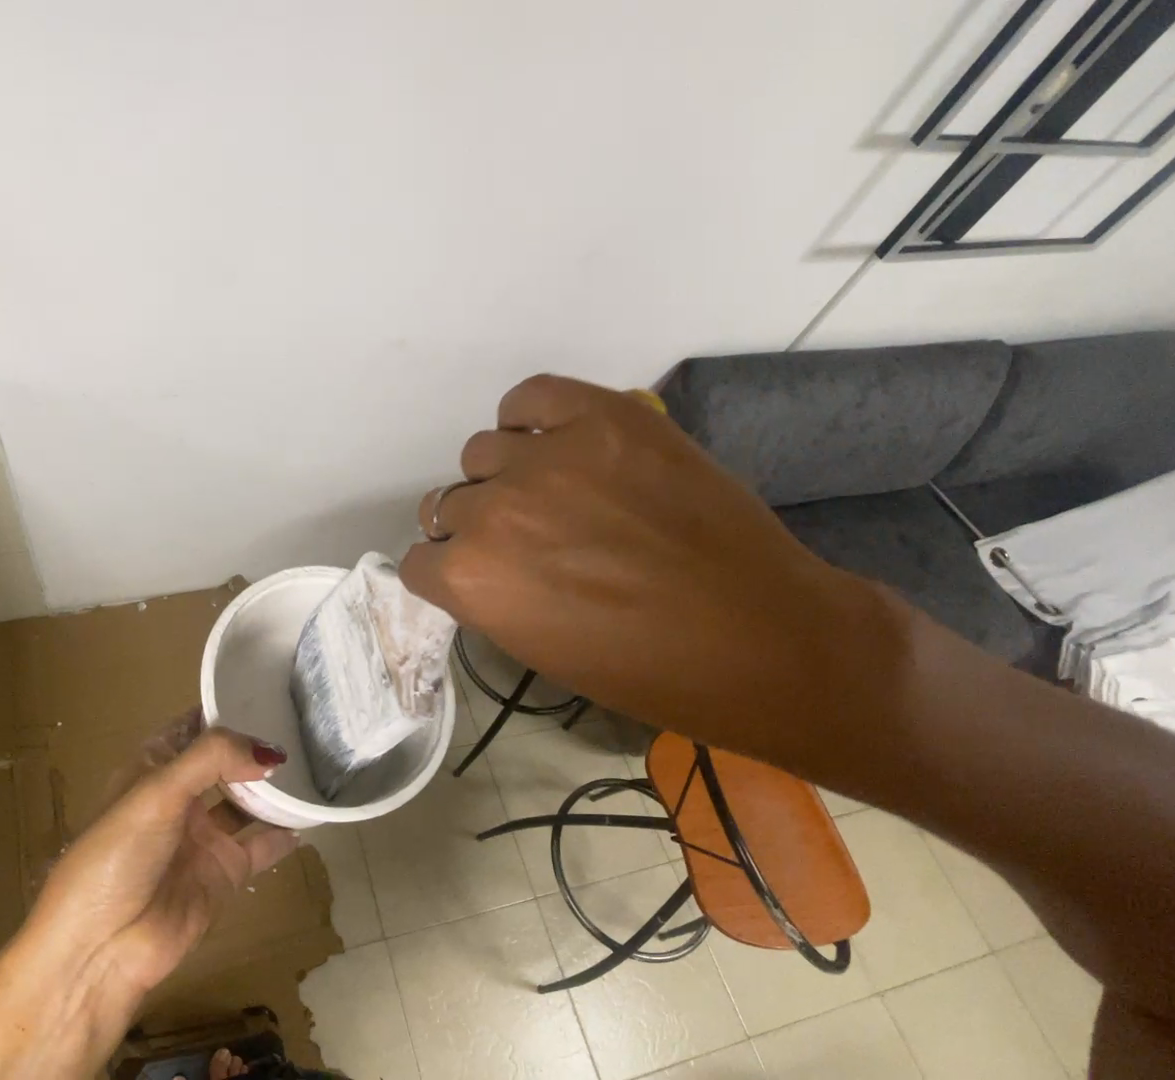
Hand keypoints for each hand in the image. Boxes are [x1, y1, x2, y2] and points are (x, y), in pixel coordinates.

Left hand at [31, 709, 299, 992]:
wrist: (101, 947)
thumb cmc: (117, 854)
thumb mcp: (158, 791)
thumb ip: (213, 759)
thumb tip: (270, 751)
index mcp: (152, 769)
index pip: (192, 728)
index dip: (224, 709)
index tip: (267, 692)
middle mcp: (179, 799)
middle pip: (225, 764)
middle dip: (256, 748)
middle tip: (302, 727)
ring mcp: (202, 838)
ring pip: (246, 803)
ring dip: (274, 789)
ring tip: (313, 767)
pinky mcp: (222, 875)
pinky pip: (260, 848)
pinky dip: (283, 835)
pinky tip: (311, 819)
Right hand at [398, 374, 906, 766]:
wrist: (755, 636)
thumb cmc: (645, 669)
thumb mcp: (536, 647)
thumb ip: (488, 594)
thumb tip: (477, 560)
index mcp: (469, 578)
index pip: (419, 560)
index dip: (449, 572)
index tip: (482, 577)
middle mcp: (491, 509)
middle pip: (448, 504)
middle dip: (478, 528)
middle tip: (530, 541)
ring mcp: (547, 455)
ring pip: (483, 451)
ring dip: (505, 476)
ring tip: (556, 494)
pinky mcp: (601, 417)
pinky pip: (530, 397)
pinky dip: (531, 417)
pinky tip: (556, 440)